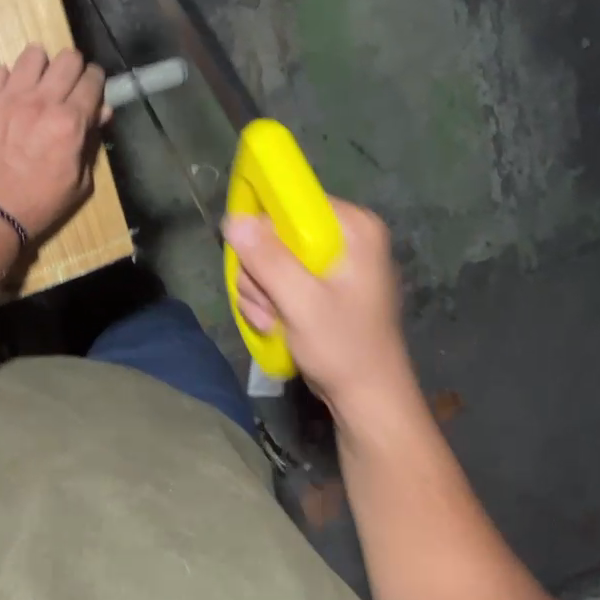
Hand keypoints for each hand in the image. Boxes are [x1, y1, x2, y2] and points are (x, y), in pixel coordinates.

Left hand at [0, 45, 106, 238]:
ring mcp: (9, 98)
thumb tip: (100, 112)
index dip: (95, 83)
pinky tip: (7, 99)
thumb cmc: (40, 204)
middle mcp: (42, 102)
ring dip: (39, 68)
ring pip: (33, 55)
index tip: (90, 91)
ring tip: (34, 87)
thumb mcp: (80, 183)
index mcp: (70, 122)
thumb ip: (91, 142)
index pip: (93, 79)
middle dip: (72, 70)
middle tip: (65, 88)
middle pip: (68, 58)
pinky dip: (6, 81)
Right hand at [225, 198, 417, 424]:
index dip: (264, 231)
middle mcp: (344, 237)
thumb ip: (268, 260)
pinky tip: (276, 326)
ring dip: (260, 296)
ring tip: (275, 322)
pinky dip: (268, 305)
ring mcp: (331, 263)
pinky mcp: (319, 286)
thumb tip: (233, 219)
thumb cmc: (342, 347)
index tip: (255, 265)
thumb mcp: (301, 302)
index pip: (292, 203)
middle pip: (274, 234)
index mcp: (353, 228)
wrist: (366, 395)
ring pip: (268, 261)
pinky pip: (276, 280)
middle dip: (261, 276)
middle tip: (270, 306)